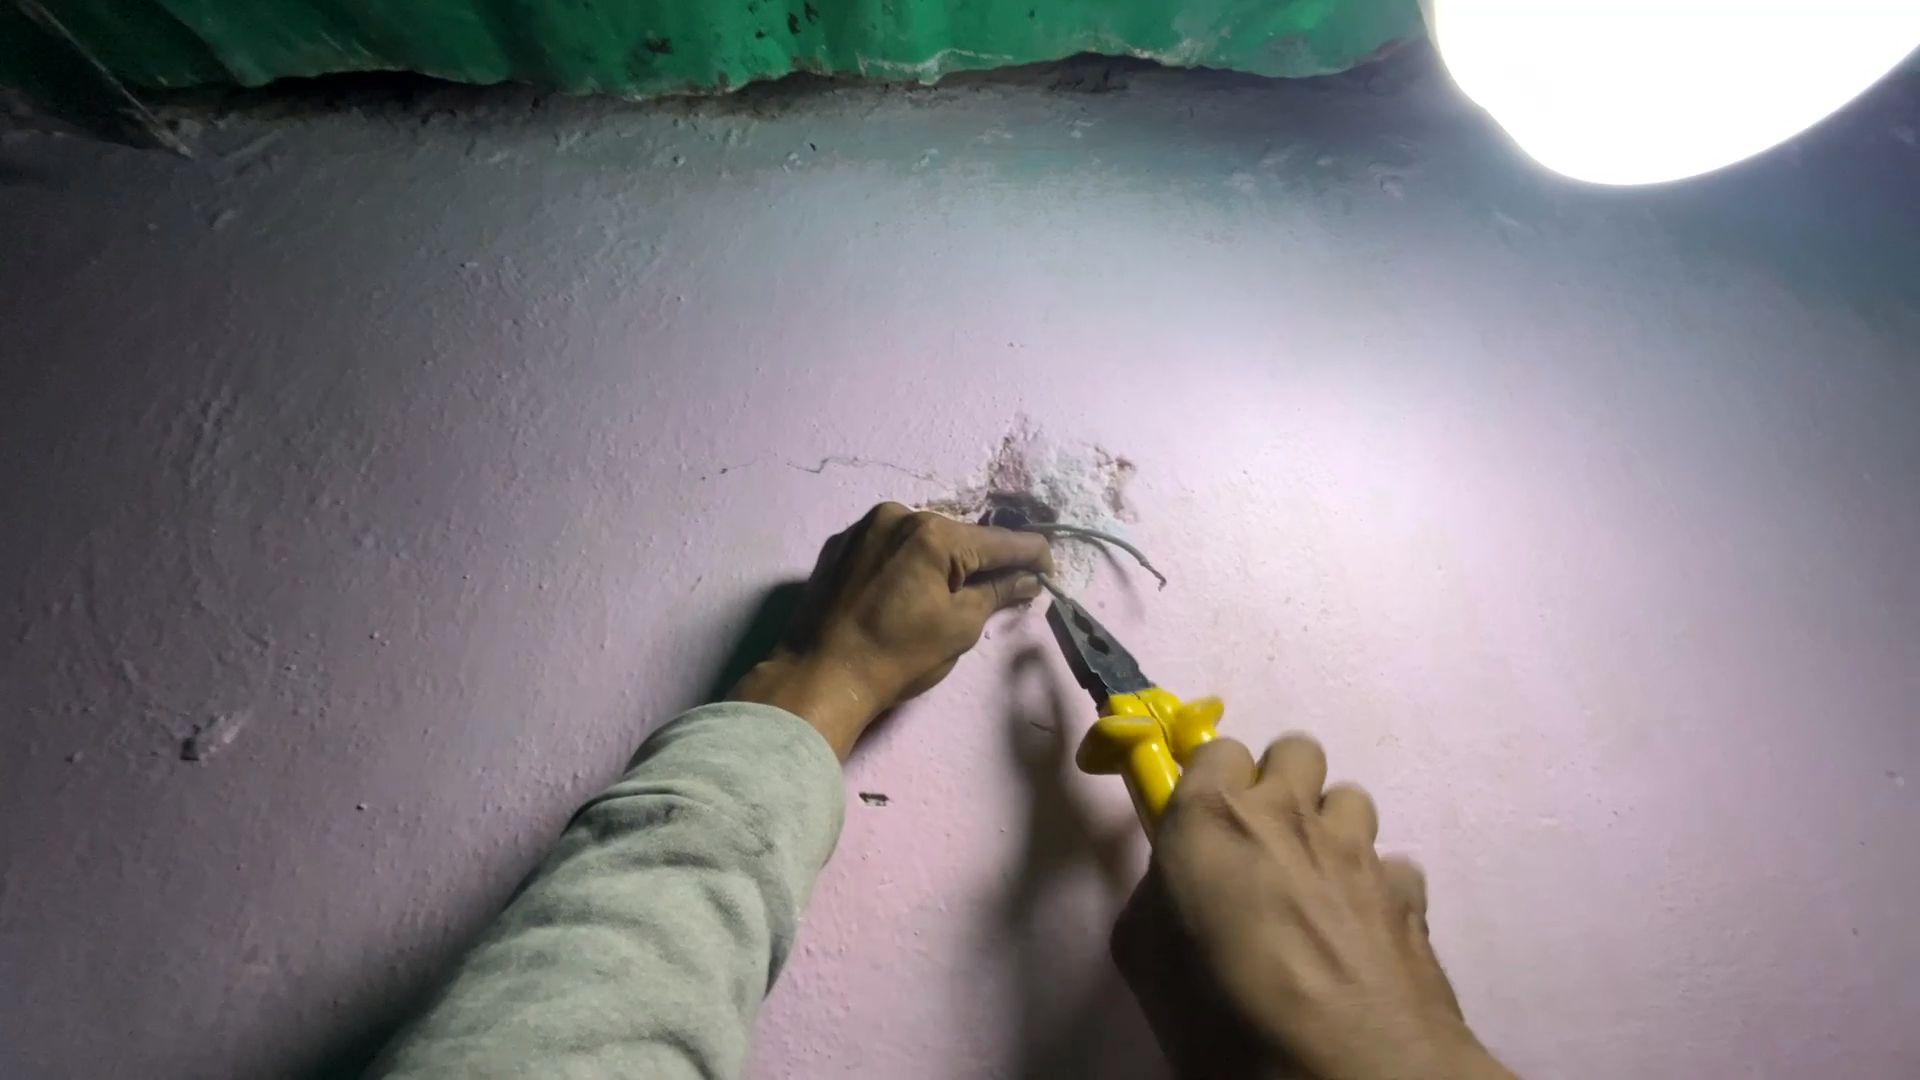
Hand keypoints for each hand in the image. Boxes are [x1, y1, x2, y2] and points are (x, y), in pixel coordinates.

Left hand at [728, 502, 1054, 758]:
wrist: (818, 677)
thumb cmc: (897, 656)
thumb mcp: (960, 627)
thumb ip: (998, 593)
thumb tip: (1028, 580)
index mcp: (932, 533)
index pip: (998, 540)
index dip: (1031, 554)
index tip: (1049, 567)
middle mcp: (897, 515)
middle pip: (958, 535)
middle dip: (982, 560)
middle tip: (1001, 588)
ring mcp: (863, 527)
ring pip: (921, 537)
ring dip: (942, 559)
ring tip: (947, 595)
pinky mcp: (839, 544)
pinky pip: (888, 545)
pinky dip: (906, 562)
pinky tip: (905, 592)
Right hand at [1113, 734, 1514, 1079]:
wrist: (1343, 1073)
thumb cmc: (1219, 1010)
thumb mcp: (1143, 952)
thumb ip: (1156, 894)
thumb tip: (1175, 886)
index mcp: (1213, 814)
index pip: (1219, 748)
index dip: (1213, 780)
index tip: (1206, 818)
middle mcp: (1286, 814)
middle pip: (1296, 748)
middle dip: (1281, 782)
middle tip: (1265, 838)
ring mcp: (1355, 850)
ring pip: (1350, 796)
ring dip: (1330, 827)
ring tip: (1318, 882)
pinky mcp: (1410, 895)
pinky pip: (1394, 865)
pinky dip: (1377, 887)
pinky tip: (1362, 929)